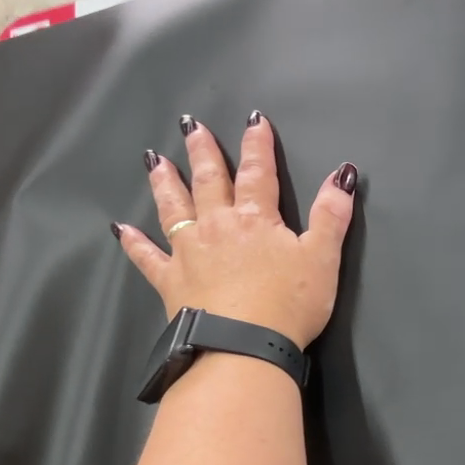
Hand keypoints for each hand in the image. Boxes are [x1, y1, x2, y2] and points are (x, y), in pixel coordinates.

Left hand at [115, 112, 356, 348]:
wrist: (244, 343)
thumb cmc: (290, 302)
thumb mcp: (323, 257)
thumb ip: (331, 215)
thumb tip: (343, 174)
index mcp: (256, 219)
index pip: (258, 175)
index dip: (258, 146)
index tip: (254, 120)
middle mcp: (218, 226)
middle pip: (210, 182)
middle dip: (204, 153)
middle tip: (191, 126)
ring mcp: (189, 252)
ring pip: (174, 208)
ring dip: (165, 182)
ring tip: (156, 160)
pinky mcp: (171, 280)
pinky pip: (148, 256)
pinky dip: (134, 243)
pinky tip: (120, 230)